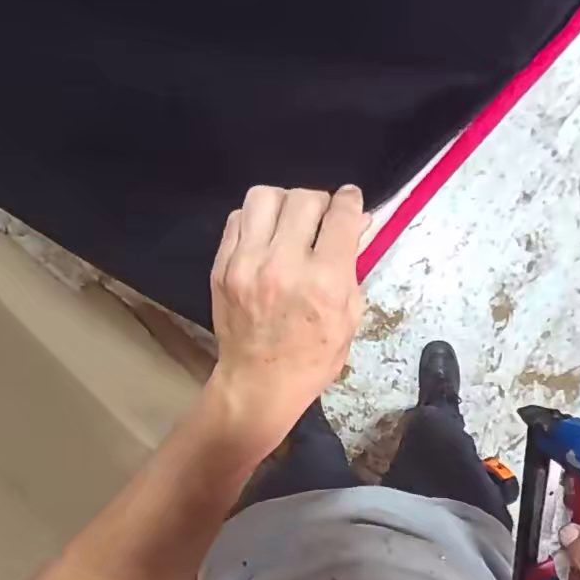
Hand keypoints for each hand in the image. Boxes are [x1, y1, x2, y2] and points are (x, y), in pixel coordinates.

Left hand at [207, 185, 368, 443]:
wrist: (259, 383)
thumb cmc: (313, 357)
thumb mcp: (350, 315)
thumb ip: (353, 265)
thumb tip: (358, 222)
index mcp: (324, 282)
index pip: (341, 215)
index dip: (351, 201)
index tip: (351, 201)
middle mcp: (283, 265)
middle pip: (304, 199)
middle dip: (320, 202)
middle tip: (322, 218)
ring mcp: (246, 264)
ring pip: (264, 196)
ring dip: (284, 203)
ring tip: (290, 221)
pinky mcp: (221, 266)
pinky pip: (237, 219)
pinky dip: (256, 220)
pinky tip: (265, 236)